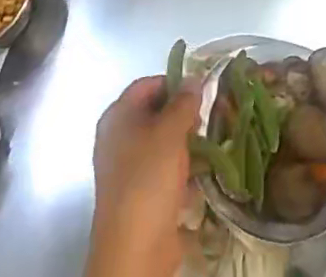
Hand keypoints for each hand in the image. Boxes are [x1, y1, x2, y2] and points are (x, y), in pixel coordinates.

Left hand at [86, 76, 202, 276]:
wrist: (134, 247)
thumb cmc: (149, 178)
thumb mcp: (171, 132)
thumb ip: (184, 102)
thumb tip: (193, 78)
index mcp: (118, 115)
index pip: (148, 84)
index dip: (174, 84)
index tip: (200, 94)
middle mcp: (118, 136)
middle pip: (154, 112)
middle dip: (182, 115)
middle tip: (204, 123)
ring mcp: (127, 166)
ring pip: (161, 141)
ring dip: (185, 143)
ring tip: (207, 148)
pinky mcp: (139, 191)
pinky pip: (162, 168)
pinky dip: (180, 168)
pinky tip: (198, 175)